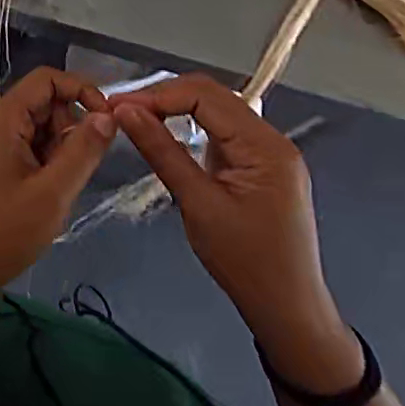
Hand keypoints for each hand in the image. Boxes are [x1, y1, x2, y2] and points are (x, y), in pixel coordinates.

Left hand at [0, 68, 114, 323]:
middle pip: (47, 101)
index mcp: (5, 118)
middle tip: (75, 167)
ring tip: (60, 185)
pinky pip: (34, 145)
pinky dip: (51, 161)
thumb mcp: (54, 191)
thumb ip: (83, 150)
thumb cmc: (7, 229)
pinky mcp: (1, 161)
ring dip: (62, 148)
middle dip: (71, 126)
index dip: (81, 89)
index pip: (47, 79)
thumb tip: (109, 116)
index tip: (107, 121)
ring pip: (44, 126)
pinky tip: (51, 190)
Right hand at [111, 74, 361, 391]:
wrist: (287, 309)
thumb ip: (161, 150)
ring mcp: (266, 152)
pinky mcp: (256, 165)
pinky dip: (187, 125)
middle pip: (210, 96)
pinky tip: (162, 132)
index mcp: (265, 146)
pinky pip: (218, 131)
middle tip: (120, 111)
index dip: (156, 95)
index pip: (204, 97)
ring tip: (134, 118)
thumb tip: (126, 112)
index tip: (117, 107)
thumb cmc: (246, 262)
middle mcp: (271, 140)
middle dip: (162, 97)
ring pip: (213, 110)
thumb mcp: (197, 203)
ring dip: (173, 109)